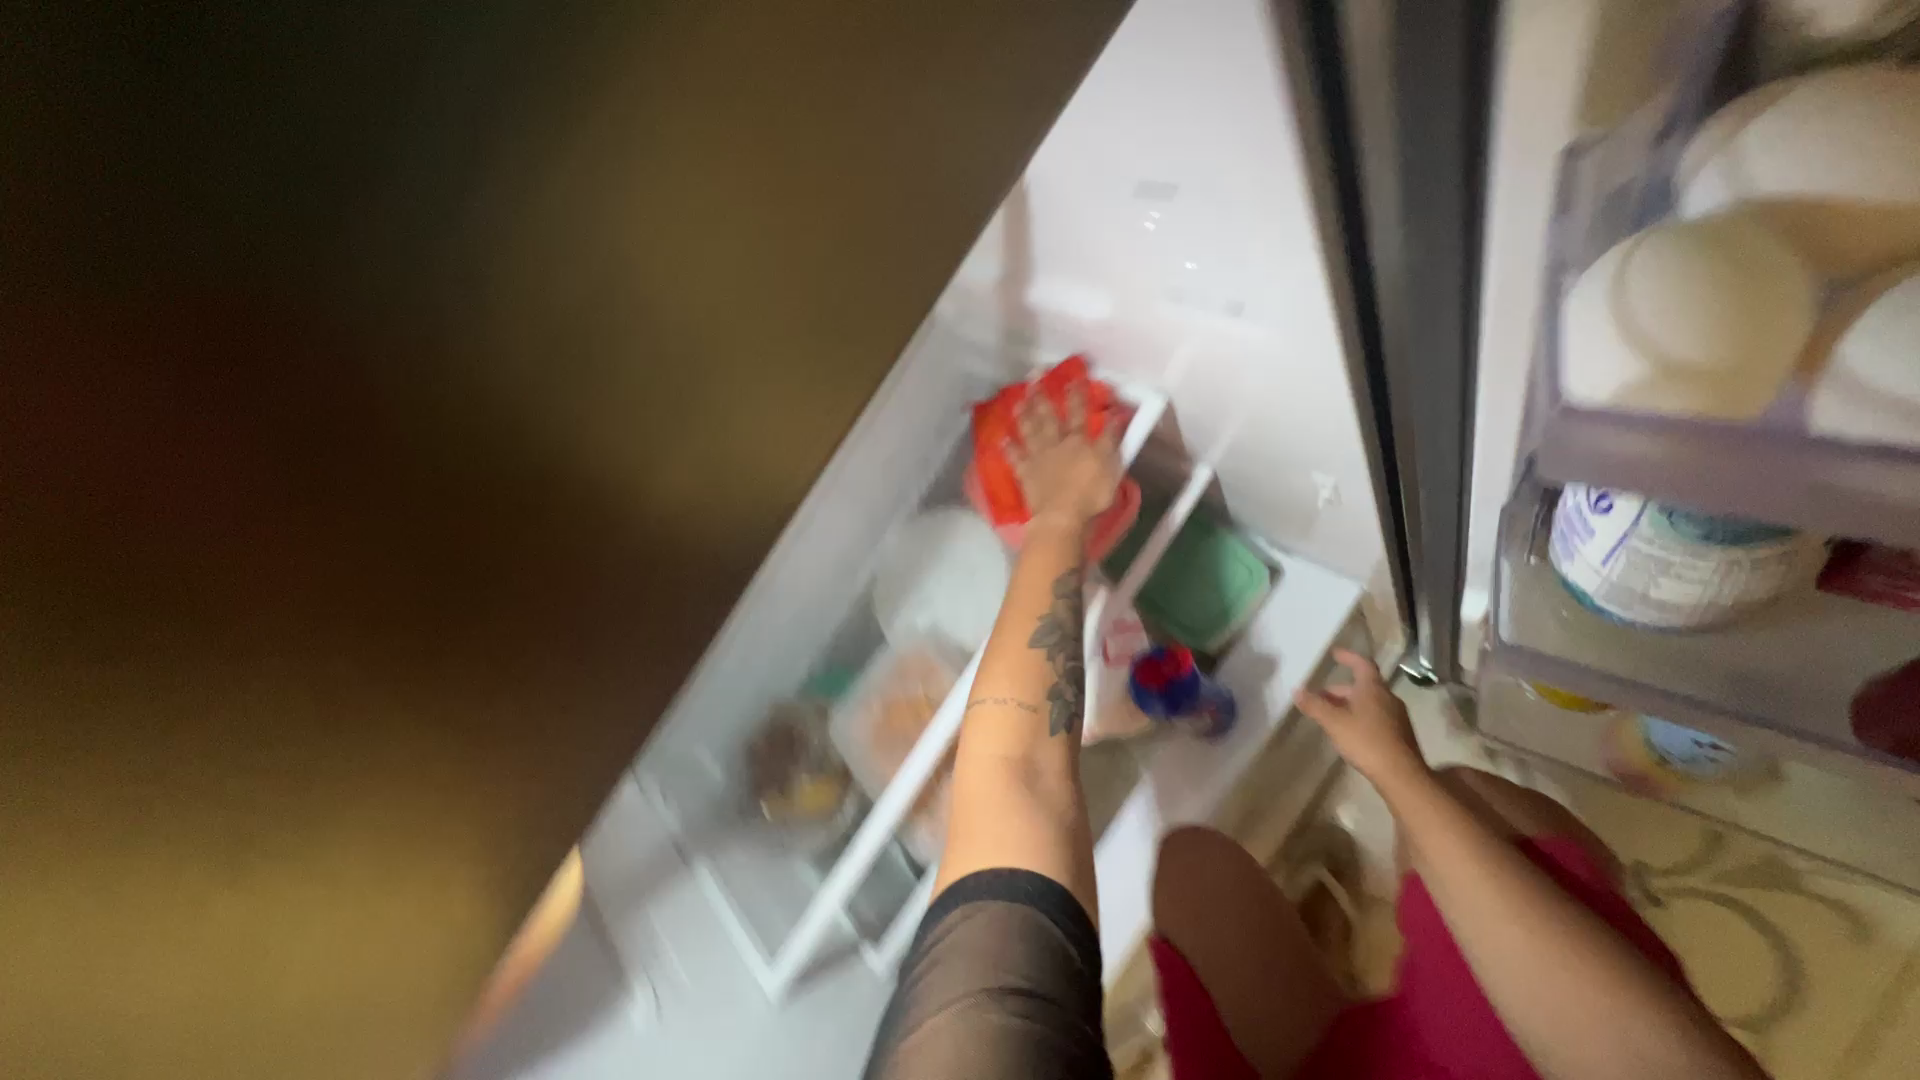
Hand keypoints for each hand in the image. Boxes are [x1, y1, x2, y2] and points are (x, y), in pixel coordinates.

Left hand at [1008, 383, 1120, 529]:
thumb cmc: (1092, 495)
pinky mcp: (1026, 474)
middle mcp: (1056, 444)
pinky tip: (1002, 439)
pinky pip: (1015, 458)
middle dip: (1042, 395)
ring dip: (1024, 415)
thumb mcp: (1111, 466)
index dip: (1078, 394)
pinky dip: (1008, 448)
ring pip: (1029, 431)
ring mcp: (1038, 458)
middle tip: (1034, 376)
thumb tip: (1116, 415)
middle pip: (1048, 416)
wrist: (1062, 516)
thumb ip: (1111, 440)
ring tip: (1018, 401)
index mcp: (1079, 442)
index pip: (1080, 413)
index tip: (1074, 377)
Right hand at [1294, 650, 1427, 787]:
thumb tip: (1297, 690)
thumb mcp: (1333, 722)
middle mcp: (1388, 698)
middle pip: (1363, 686)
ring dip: (1349, 704)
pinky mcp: (1399, 734)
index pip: (1362, 664)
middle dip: (1340, 689)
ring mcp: (1396, 716)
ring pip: (1369, 702)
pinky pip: (1376, 716)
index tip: (1335, 654)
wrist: (1401, 774)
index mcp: (1373, 689)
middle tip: (1321, 696)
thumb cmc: (1365, 741)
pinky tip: (1348, 731)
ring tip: (1330, 715)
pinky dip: (1359, 716)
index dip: (1349, 657)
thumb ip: (1314, 705)